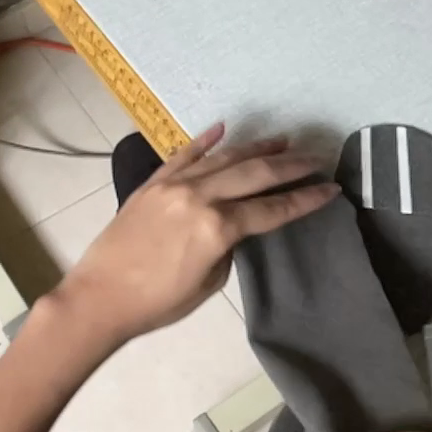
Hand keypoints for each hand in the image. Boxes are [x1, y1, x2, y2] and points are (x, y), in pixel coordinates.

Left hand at [51, 123, 337, 346]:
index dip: (305, 199)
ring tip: (282, 140)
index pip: (273, 208)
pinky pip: (183, 154)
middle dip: (290, 165)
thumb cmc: (157, 302)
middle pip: (255, 174)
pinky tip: (224, 128)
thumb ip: (228, 246)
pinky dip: (205, 141)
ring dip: (256, 148)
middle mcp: (199, 197)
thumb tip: (237, 224)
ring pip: (223, 158)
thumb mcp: (208, 282)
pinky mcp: (152, 183)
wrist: (100, 297)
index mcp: (218, 228)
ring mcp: (173, 185)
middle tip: (316, 157)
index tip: (331, 188)